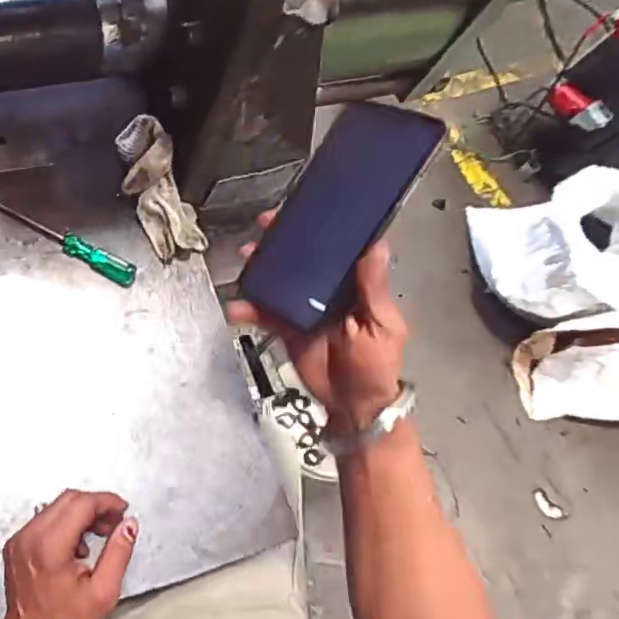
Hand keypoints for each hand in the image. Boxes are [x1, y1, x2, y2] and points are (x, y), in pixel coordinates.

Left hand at [0, 489, 137, 618]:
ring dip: (81, 513)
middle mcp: (29, 536)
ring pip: (56, 507)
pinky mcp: (15, 544)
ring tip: (100, 534)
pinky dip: (65, 523)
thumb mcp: (103, 592)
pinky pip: (44, 520)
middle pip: (68, 499)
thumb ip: (119, 553)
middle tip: (115, 521)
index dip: (106, 502)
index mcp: (49, 546)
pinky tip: (78, 546)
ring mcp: (19, 539)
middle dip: (96, 505)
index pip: (81, 504)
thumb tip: (128, 525)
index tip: (123, 509)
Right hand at [226, 209, 409, 434]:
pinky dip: (250, 310)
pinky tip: (237, 308)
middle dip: (282, 244)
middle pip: (303, 260)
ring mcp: (306, 310)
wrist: (354, 405)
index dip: (320, 229)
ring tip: (245, 262)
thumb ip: (372, 287)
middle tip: (263, 231)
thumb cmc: (377, 365)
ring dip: (261, 270)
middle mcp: (329, 292)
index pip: (337, 249)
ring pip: (280, 282)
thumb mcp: (381, 324)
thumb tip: (377, 244)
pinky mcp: (288, 329)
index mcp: (355, 286)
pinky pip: (266, 314)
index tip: (301, 213)